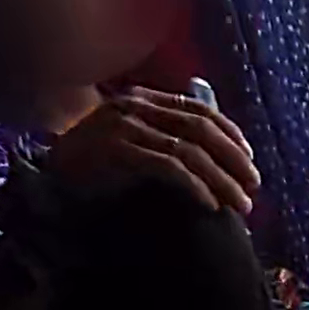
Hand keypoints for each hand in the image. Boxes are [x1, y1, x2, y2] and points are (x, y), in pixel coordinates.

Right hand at [45, 87, 259, 213]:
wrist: (54, 185)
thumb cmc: (105, 172)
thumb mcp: (145, 152)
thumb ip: (176, 148)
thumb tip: (226, 166)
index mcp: (145, 102)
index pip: (200, 111)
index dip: (232, 137)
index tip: (252, 164)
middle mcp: (135, 107)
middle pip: (201, 130)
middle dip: (234, 161)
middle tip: (254, 189)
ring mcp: (124, 127)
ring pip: (189, 151)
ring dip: (223, 181)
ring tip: (242, 207)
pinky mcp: (116, 151)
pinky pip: (168, 166)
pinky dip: (195, 186)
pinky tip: (210, 205)